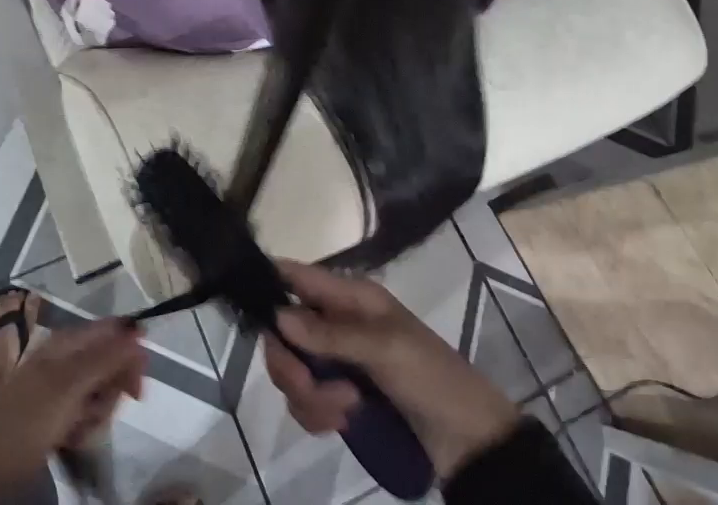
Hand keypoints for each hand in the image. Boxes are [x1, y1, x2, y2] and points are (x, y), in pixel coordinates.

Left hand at [0, 319, 146, 501]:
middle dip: (109, 395)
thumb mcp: (67, 386)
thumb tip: (138, 332)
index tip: (136, 390)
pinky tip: (68, 439)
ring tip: (74, 431)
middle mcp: (66, 358)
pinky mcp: (56, 413)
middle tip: (94, 415)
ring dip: (95, 417)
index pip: (113, 333)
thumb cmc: (25, 419)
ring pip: (99, 395)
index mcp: (67, 344)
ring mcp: (60, 387)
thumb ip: (105, 359)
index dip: (130, 356)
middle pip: (110, 366)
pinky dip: (82, 429)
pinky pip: (85, 415)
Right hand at [264, 261, 521, 479]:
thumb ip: (331, 335)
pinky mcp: (338, 398)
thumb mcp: (386, 350)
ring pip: (290, 369)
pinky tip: (341, 424)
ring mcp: (336, 362)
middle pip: (283, 331)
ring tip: (344, 412)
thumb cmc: (432, 377)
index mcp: (351, 297)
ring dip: (309, 395)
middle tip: (306, 384)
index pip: (297, 276)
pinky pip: (304, 400)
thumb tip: (278, 317)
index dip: (268, 284)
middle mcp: (336, 323)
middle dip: (289, 363)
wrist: (469, 440)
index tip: (248, 308)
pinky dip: (316, 414)